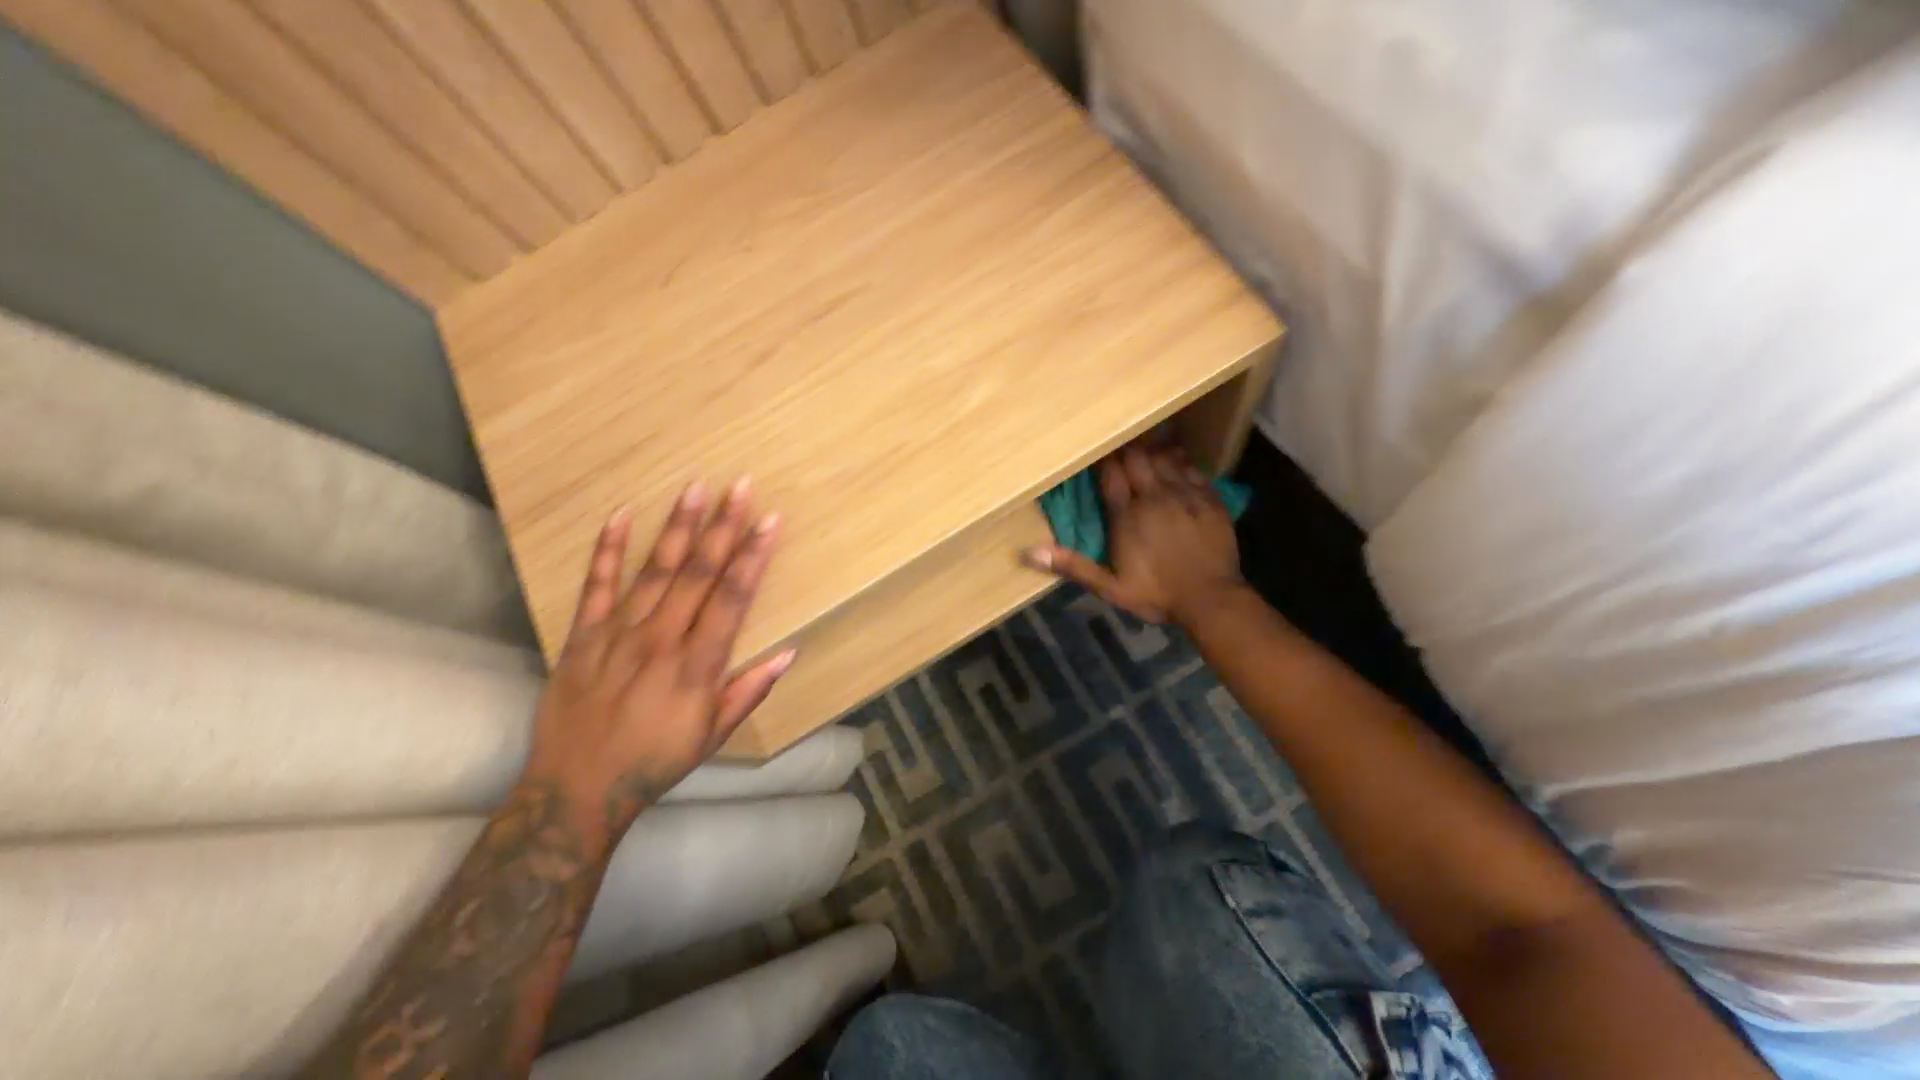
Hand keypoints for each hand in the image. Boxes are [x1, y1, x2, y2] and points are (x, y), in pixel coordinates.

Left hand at [523, 478, 794, 828]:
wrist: (578, 788)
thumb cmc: (654, 762)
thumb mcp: (711, 736)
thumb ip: (748, 691)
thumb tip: (788, 653)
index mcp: (696, 666)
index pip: (731, 599)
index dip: (753, 557)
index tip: (770, 521)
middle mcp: (660, 640)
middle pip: (697, 574)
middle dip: (722, 527)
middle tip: (741, 485)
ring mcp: (617, 634)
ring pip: (654, 571)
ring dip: (677, 527)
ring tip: (695, 487)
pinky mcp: (582, 637)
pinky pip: (596, 586)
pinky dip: (607, 550)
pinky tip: (621, 515)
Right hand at [1026, 441, 1243, 625]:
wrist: (1211, 599)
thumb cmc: (1157, 594)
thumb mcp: (1110, 587)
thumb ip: (1073, 565)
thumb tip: (1029, 552)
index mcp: (1127, 515)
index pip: (1110, 474)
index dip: (1103, 460)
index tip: (1096, 454)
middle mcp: (1154, 496)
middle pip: (1136, 458)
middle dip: (1126, 449)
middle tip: (1118, 445)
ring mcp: (1184, 494)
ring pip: (1163, 457)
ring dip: (1151, 449)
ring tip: (1143, 442)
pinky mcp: (1209, 498)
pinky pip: (1191, 468)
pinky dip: (1179, 460)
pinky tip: (1174, 457)